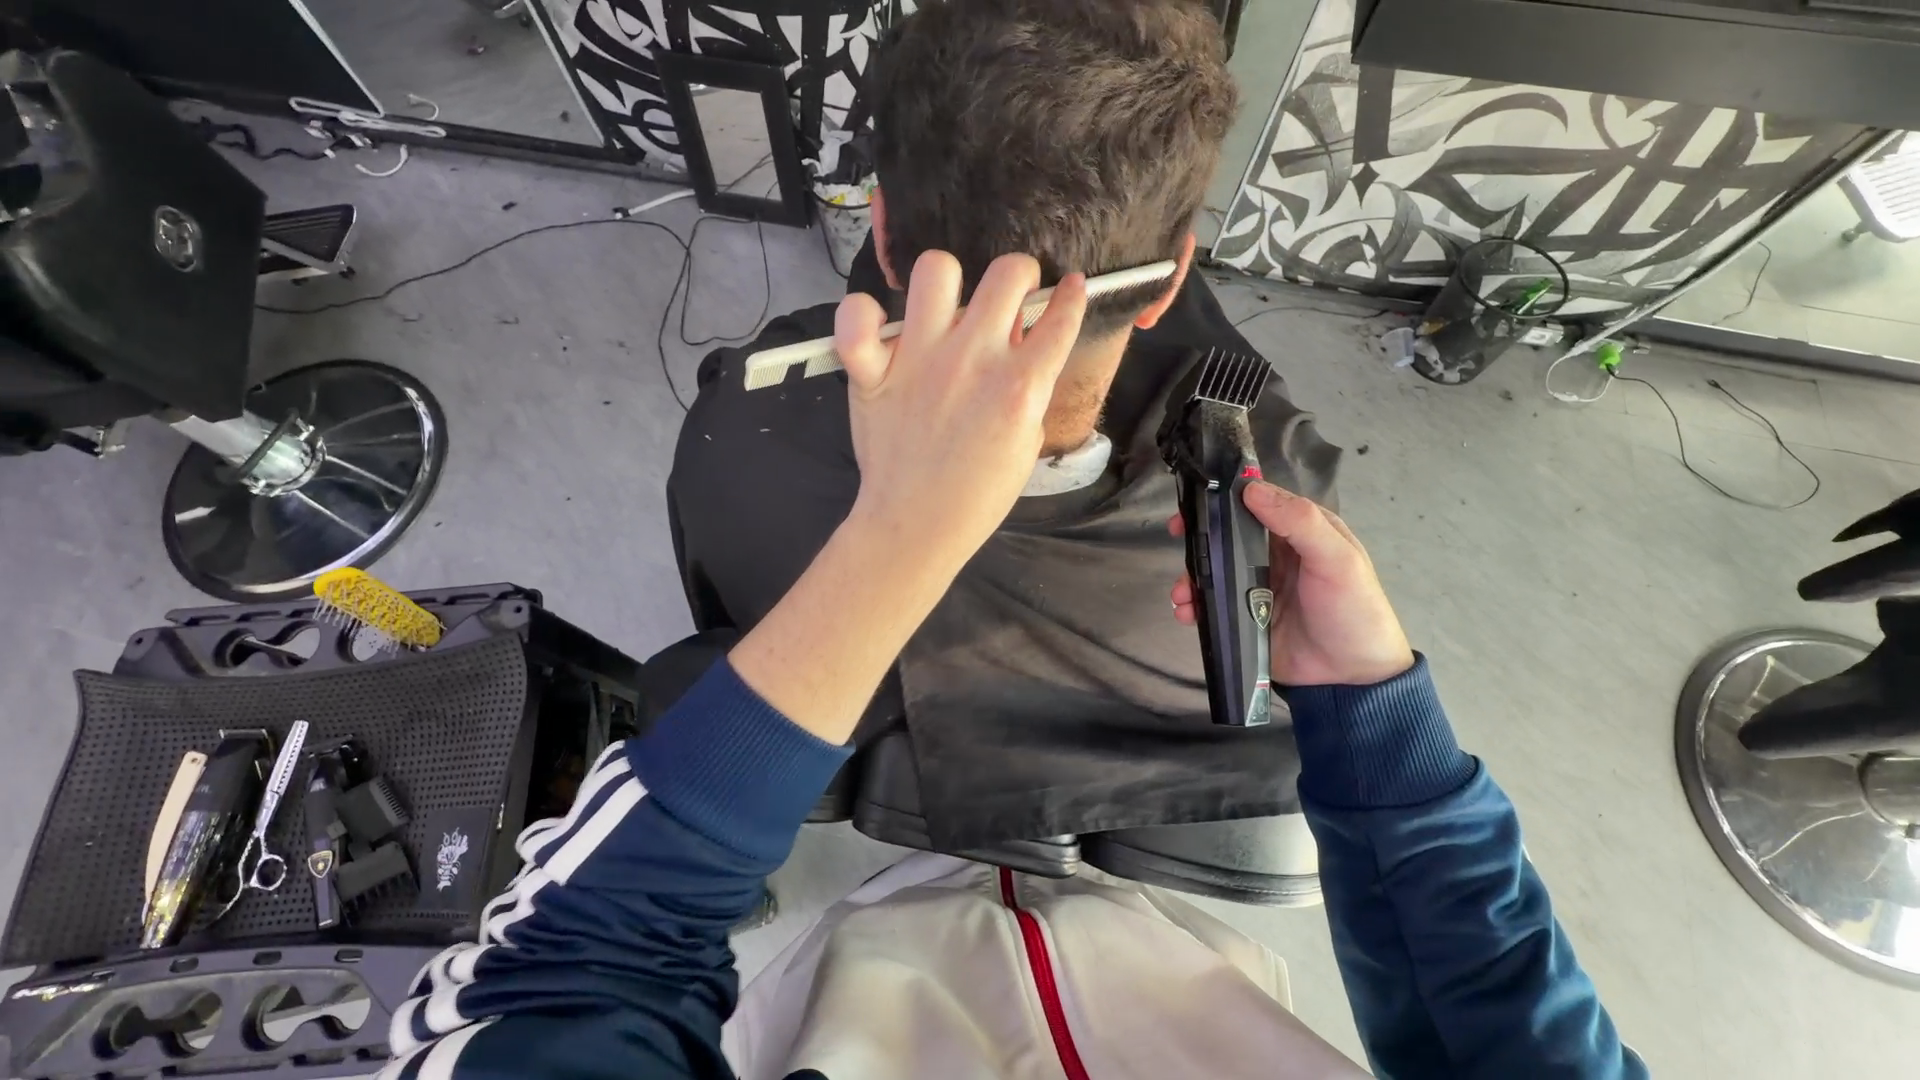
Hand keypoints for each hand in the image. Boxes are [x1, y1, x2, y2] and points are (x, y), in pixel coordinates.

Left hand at [835, 250, 1087, 564]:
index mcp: (1021, 385)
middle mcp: (974, 359)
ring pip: (937, 269)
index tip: (1069, 287)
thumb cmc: (979, 493)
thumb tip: (1018, 341)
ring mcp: (919, 359)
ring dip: (947, 283)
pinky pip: (857, 315)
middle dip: (1018, 276)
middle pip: (1007, 274)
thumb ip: (1029, 388)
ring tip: (946, 309)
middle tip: (1009, 298)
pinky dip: (863, 315)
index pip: (1061, 318)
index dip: (1072, 296)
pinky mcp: (873, 371)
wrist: (918, 524)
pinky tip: (880, 331)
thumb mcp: (1027, 442)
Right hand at [1170, 482, 1413, 686]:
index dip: (1225, 496)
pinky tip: (1187, 613)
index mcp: (1300, 530)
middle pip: (1226, 534)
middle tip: (1176, 535)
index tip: (1196, 499)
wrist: (1350, 677)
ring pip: (1212, 569)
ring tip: (1182, 594)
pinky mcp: (1242, 614)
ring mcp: (1254, 584)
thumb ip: (1299, 521)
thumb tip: (1251, 489)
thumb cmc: (1354, 609)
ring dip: (1191, 576)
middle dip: (1198, 536)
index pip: (1257, 501)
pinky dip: (1193, 606)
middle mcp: (1273, 553)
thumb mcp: (1337, 559)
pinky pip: (1210, 603)